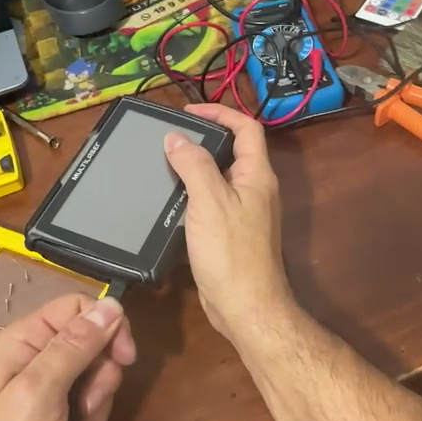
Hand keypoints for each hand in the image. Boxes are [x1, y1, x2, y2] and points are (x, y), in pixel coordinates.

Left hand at [0, 294, 136, 420]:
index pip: (80, 308)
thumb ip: (75, 346)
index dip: (107, 327)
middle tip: (87, 405)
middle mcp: (36, 356)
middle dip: (101, 377)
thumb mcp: (40, 393)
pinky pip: (93, 406)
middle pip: (95, 343)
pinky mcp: (60, 416)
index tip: (125, 357)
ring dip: (96, 407)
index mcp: (24, 340)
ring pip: (99, 377)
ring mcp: (49, 388)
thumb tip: (111, 304)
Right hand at [163, 103, 295, 340]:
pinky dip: (193, 194)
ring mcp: (246, 212)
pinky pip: (213, 202)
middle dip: (204, 139)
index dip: (221, 113)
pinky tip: (171, 199)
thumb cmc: (231, 252)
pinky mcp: (232, 234)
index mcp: (257, 175)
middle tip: (170, 136)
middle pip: (233, 151)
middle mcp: (255, 189)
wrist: (246, 306)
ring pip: (220, 177)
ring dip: (196, 167)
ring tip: (164, 162)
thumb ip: (195, 165)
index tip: (189, 113)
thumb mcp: (209, 201)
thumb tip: (176, 138)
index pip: (247, 128)